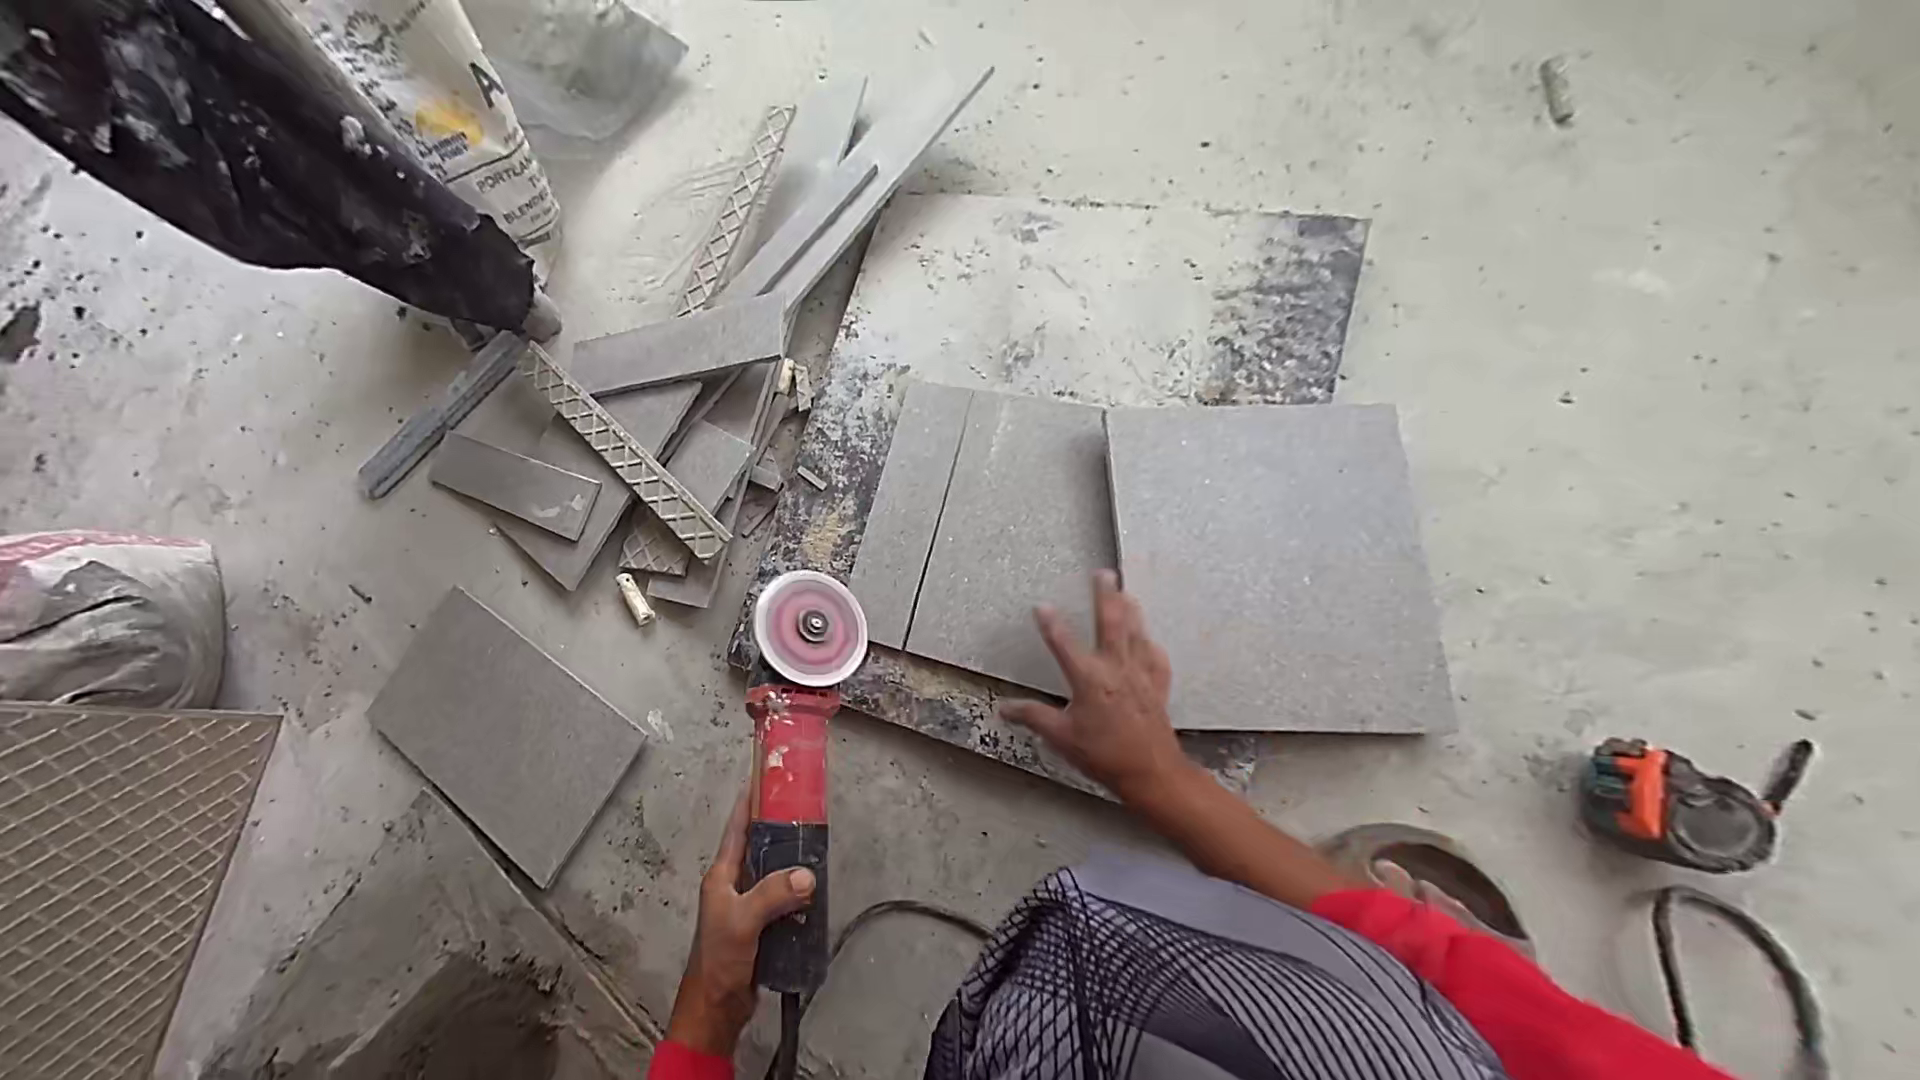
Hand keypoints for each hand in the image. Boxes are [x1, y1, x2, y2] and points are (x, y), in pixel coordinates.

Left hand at [665, 786, 816, 1057]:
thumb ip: (772, 895)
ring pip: (775, 866)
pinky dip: (799, 884)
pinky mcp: (763, 919)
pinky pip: (785, 891)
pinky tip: (815, 883)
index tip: (767, 773)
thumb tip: (807, 875)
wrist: (716, 1008)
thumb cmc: (718, 960)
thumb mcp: (742, 921)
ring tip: (816, 838)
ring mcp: (749, 900)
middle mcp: (735, 881)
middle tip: (804, 803)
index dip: (751, 798)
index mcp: (722, 873)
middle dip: (780, 822)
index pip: (738, 826)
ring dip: (793, 856)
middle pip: (760, 842)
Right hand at [1001, 570, 1188, 799]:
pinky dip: (1151, 644)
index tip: (1041, 606)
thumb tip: (1005, 708)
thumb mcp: (1061, 737)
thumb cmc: (1105, 755)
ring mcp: (1140, 676)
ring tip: (1126, 591)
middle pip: (1111, 624)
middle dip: (1106, 596)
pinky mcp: (1157, 686)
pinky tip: (1148, 637)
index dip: (1051, 623)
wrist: (1151, 773)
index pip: (1064, 644)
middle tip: (1104, 574)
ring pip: (1136, 633)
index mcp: (1090, 680)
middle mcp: (1116, 670)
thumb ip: (1033, 717)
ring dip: (1131, 610)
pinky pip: (1156, 658)